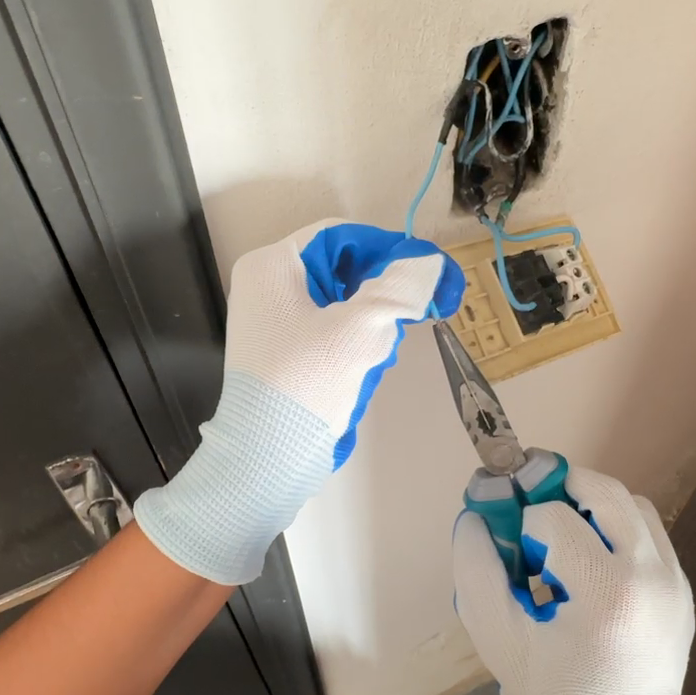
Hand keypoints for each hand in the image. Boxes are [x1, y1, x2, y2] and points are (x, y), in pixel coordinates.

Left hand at [135, 219, 462, 583]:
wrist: (266, 458)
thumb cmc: (308, 382)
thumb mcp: (362, 328)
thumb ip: (400, 287)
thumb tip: (430, 261)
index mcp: (272, 265)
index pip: (342, 236)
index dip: (388, 251)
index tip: (426, 277)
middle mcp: (265, 285)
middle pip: (343, 271)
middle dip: (377, 300)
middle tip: (399, 326)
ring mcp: (271, 321)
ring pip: (342, 305)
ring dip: (368, 330)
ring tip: (370, 361)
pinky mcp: (281, 352)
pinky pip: (329, 333)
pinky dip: (352, 348)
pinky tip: (357, 375)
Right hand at [453, 465, 695, 694]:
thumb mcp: (497, 638)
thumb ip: (476, 568)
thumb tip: (475, 517)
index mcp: (608, 594)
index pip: (553, 518)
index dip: (522, 527)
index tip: (513, 556)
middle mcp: (652, 578)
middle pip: (606, 491)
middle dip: (560, 489)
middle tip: (533, 513)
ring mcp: (676, 585)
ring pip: (634, 506)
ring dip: (593, 508)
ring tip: (566, 545)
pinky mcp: (684, 594)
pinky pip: (650, 535)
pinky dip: (617, 533)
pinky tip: (593, 570)